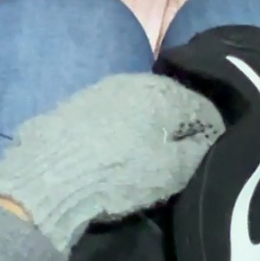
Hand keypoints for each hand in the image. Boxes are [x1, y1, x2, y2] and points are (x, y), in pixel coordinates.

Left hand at [0, 74, 223, 251]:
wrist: (47, 179)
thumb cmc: (118, 174)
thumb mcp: (170, 171)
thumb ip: (198, 151)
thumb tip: (208, 139)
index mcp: (162, 92)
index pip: (203, 108)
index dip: (212, 132)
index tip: (212, 153)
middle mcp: (132, 81)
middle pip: (168, 102)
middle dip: (179, 126)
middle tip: (182, 155)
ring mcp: (99, 89)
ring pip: (137, 106)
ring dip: (147, 125)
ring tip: (148, 154)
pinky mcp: (72, 104)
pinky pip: (110, 114)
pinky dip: (120, 128)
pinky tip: (114, 149)